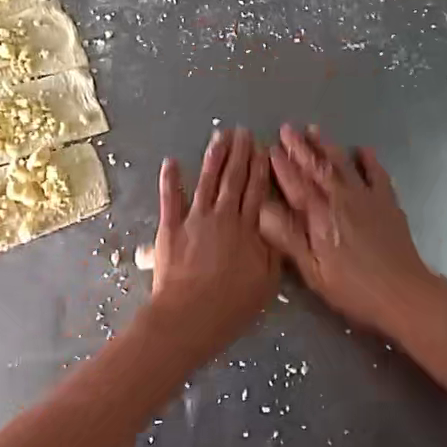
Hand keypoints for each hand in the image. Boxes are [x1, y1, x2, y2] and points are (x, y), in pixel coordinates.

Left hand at [140, 128, 280, 354]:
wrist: (190, 315)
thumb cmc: (232, 305)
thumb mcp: (267, 282)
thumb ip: (272, 251)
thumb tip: (276, 226)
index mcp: (248, 229)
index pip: (257, 191)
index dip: (260, 168)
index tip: (263, 148)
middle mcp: (222, 216)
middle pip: (234, 179)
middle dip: (240, 153)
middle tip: (243, 132)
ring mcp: (194, 219)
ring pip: (207, 181)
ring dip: (213, 157)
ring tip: (219, 136)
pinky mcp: (170, 227)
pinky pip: (170, 198)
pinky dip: (170, 179)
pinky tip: (172, 161)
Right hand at [259, 124, 444, 335]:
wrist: (404, 294)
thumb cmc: (352, 289)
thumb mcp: (313, 271)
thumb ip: (288, 239)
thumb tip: (262, 211)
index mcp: (319, 216)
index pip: (295, 185)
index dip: (281, 166)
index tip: (269, 148)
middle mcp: (341, 199)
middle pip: (317, 168)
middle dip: (300, 147)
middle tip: (287, 128)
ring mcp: (367, 198)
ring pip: (343, 165)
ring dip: (327, 146)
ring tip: (315, 129)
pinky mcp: (387, 203)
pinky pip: (377, 175)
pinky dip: (369, 161)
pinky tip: (362, 150)